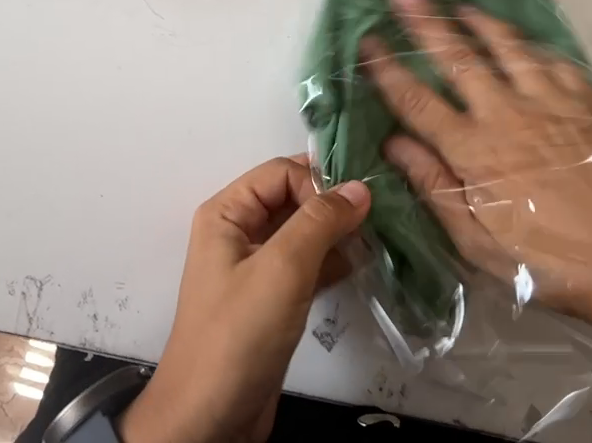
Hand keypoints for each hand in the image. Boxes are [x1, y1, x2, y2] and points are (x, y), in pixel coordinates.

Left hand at [118, 157, 370, 442]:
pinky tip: (364, 264)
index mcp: (227, 213)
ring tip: (379, 238)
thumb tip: (359, 186)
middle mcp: (239, 232)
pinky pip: (307, 265)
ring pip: (303, 233)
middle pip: (292, 198)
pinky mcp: (272, 298)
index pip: (280, 174)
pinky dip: (333, 261)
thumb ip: (320, 222)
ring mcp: (256, 267)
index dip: (317, 183)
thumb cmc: (238, 334)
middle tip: (380, 215)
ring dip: (338, 233)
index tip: (358, 205)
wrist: (210, 417)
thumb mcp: (281, 269)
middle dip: (333, 204)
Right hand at [364, 0, 591, 321]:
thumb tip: (394, 144)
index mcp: (474, 150)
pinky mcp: (588, 103)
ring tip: (460, 3)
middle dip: (427, 23)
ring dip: (479, 22)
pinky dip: (533, 47)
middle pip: (458, 58)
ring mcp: (551, 103)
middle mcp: (507, 114)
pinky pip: (554, 61)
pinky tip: (525, 43)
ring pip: (507, 48)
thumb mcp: (479, 244)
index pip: (417, 101)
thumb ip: (435, 187)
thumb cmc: (551, 262)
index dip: (388, 70)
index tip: (367, 42)